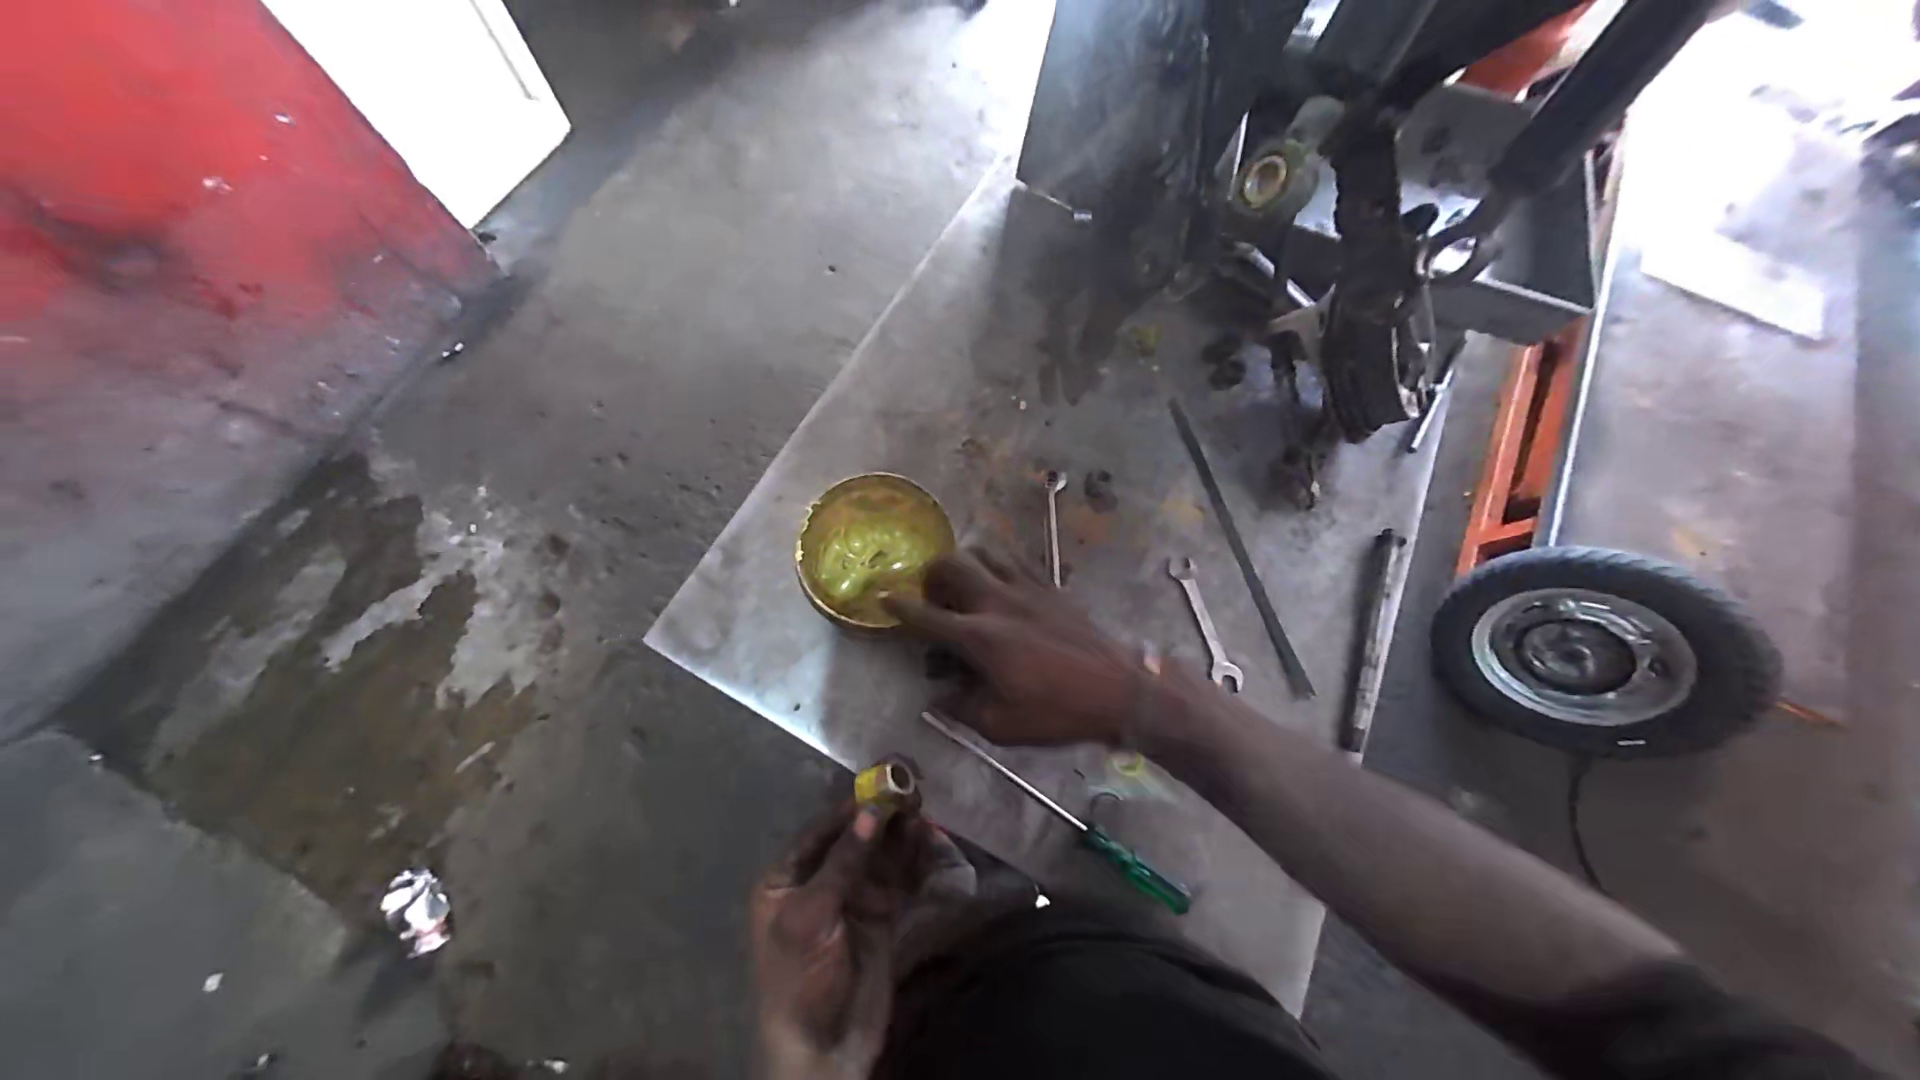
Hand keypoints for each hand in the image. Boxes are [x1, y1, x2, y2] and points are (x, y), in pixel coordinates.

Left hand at [750, 801, 933, 1079]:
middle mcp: (821, 880)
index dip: (851, 808)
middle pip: (856, 837)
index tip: (881, 784)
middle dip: (882, 816)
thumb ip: (843, 862)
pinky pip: (899, 877)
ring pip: (881, 854)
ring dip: (901, 834)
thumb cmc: (799, 979)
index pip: (821, 830)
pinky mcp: (881, 912)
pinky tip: (929, 841)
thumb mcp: (811, 916)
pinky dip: (914, 859)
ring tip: (923, 813)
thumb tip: (871, 812)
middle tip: (911, 792)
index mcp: (788, 877)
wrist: (825, 1049)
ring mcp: (853, 896)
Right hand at [884, 549, 1142, 745]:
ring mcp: (1026, 588)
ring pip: (983, 552)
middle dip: (932, 575)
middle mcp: (997, 603)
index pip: (926, 616)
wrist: (1119, 690)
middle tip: (934, 596)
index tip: (883, 597)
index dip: (899, 606)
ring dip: (965, 564)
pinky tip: (1001, 584)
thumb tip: (940, 698)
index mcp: (980, 639)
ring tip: (966, 586)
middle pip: (951, 565)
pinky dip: (997, 564)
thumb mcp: (1002, 725)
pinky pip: (1015, 560)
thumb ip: (961, 707)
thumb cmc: (1057, 712)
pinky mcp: (1049, 585)